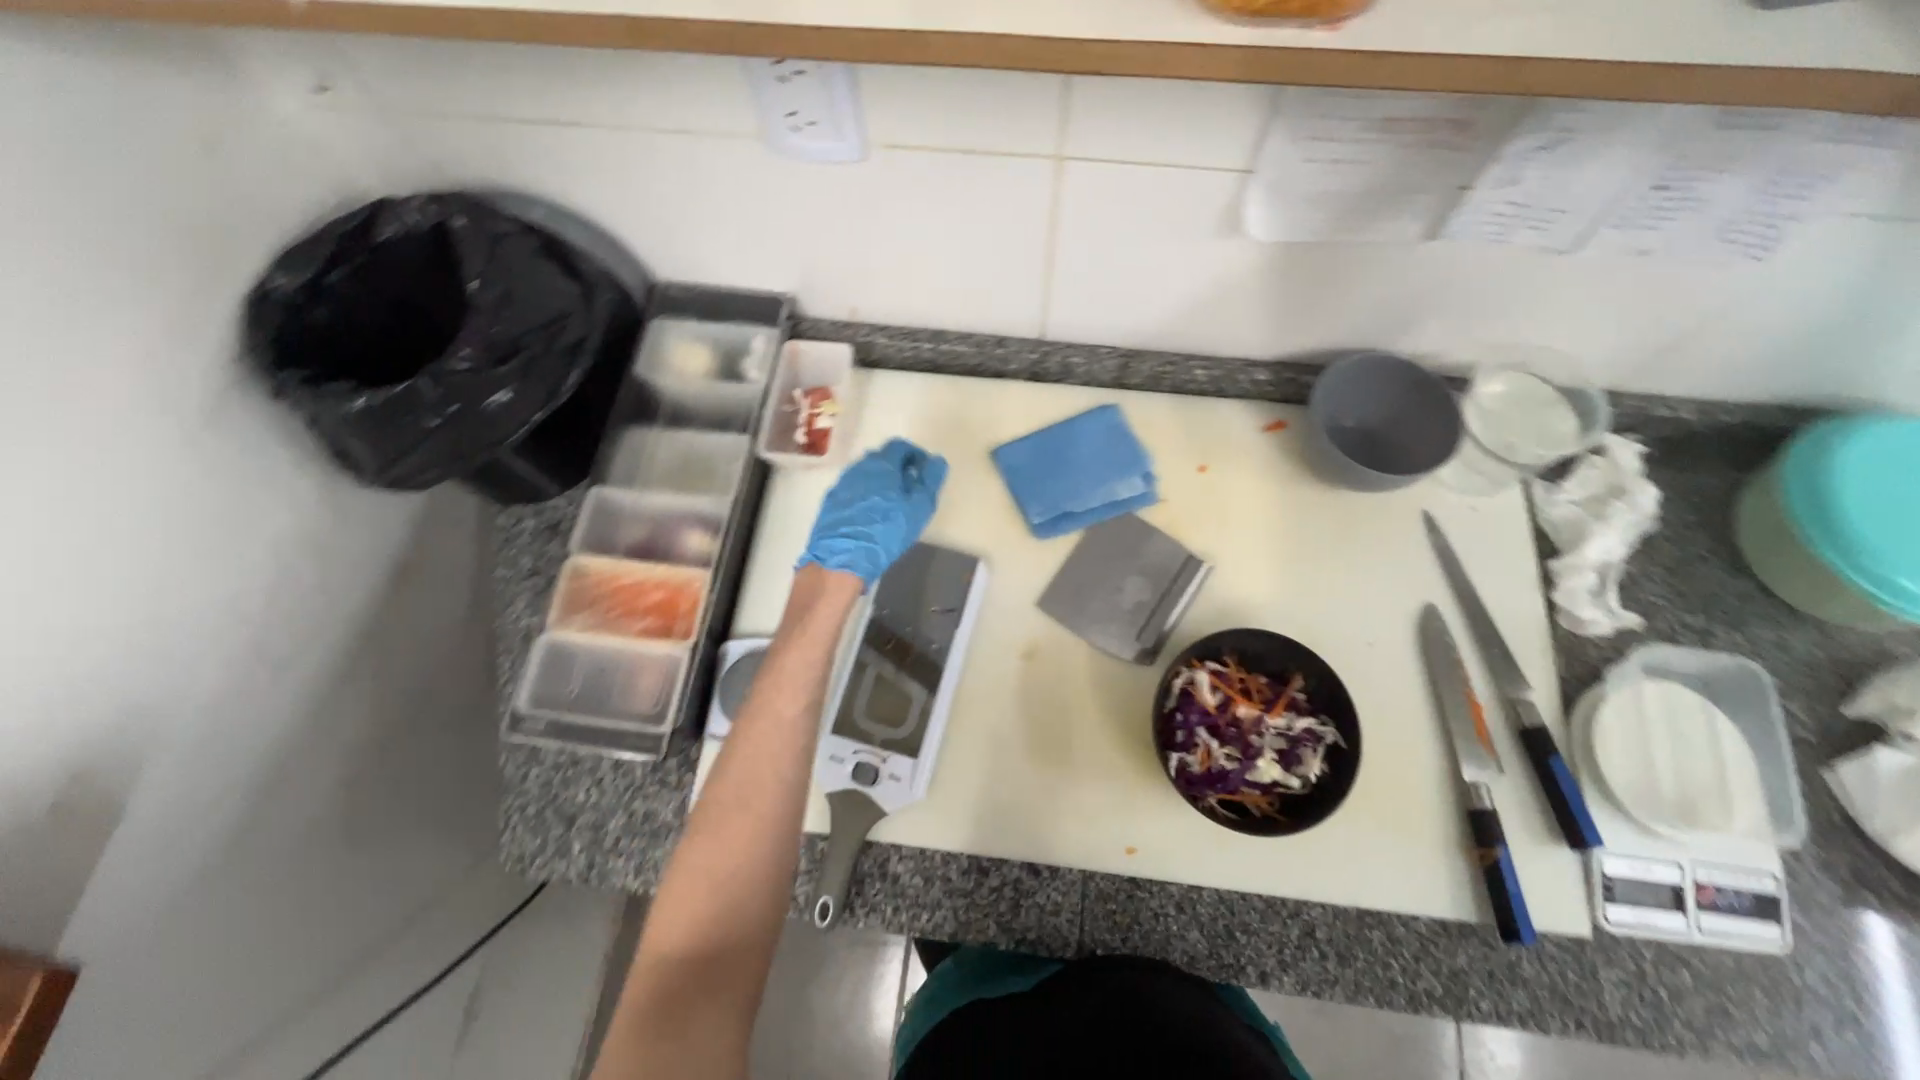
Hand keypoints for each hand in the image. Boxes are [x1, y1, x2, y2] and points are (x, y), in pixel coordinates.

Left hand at [798, 438, 947, 586]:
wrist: (841, 559)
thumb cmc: (887, 531)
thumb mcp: (919, 508)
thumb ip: (930, 481)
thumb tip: (936, 460)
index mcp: (882, 464)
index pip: (900, 446)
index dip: (915, 455)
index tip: (923, 471)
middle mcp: (859, 468)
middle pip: (881, 458)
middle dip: (897, 468)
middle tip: (909, 489)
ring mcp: (842, 484)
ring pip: (865, 474)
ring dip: (879, 482)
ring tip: (890, 504)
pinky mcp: (831, 502)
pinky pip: (852, 490)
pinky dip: (864, 495)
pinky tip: (869, 515)